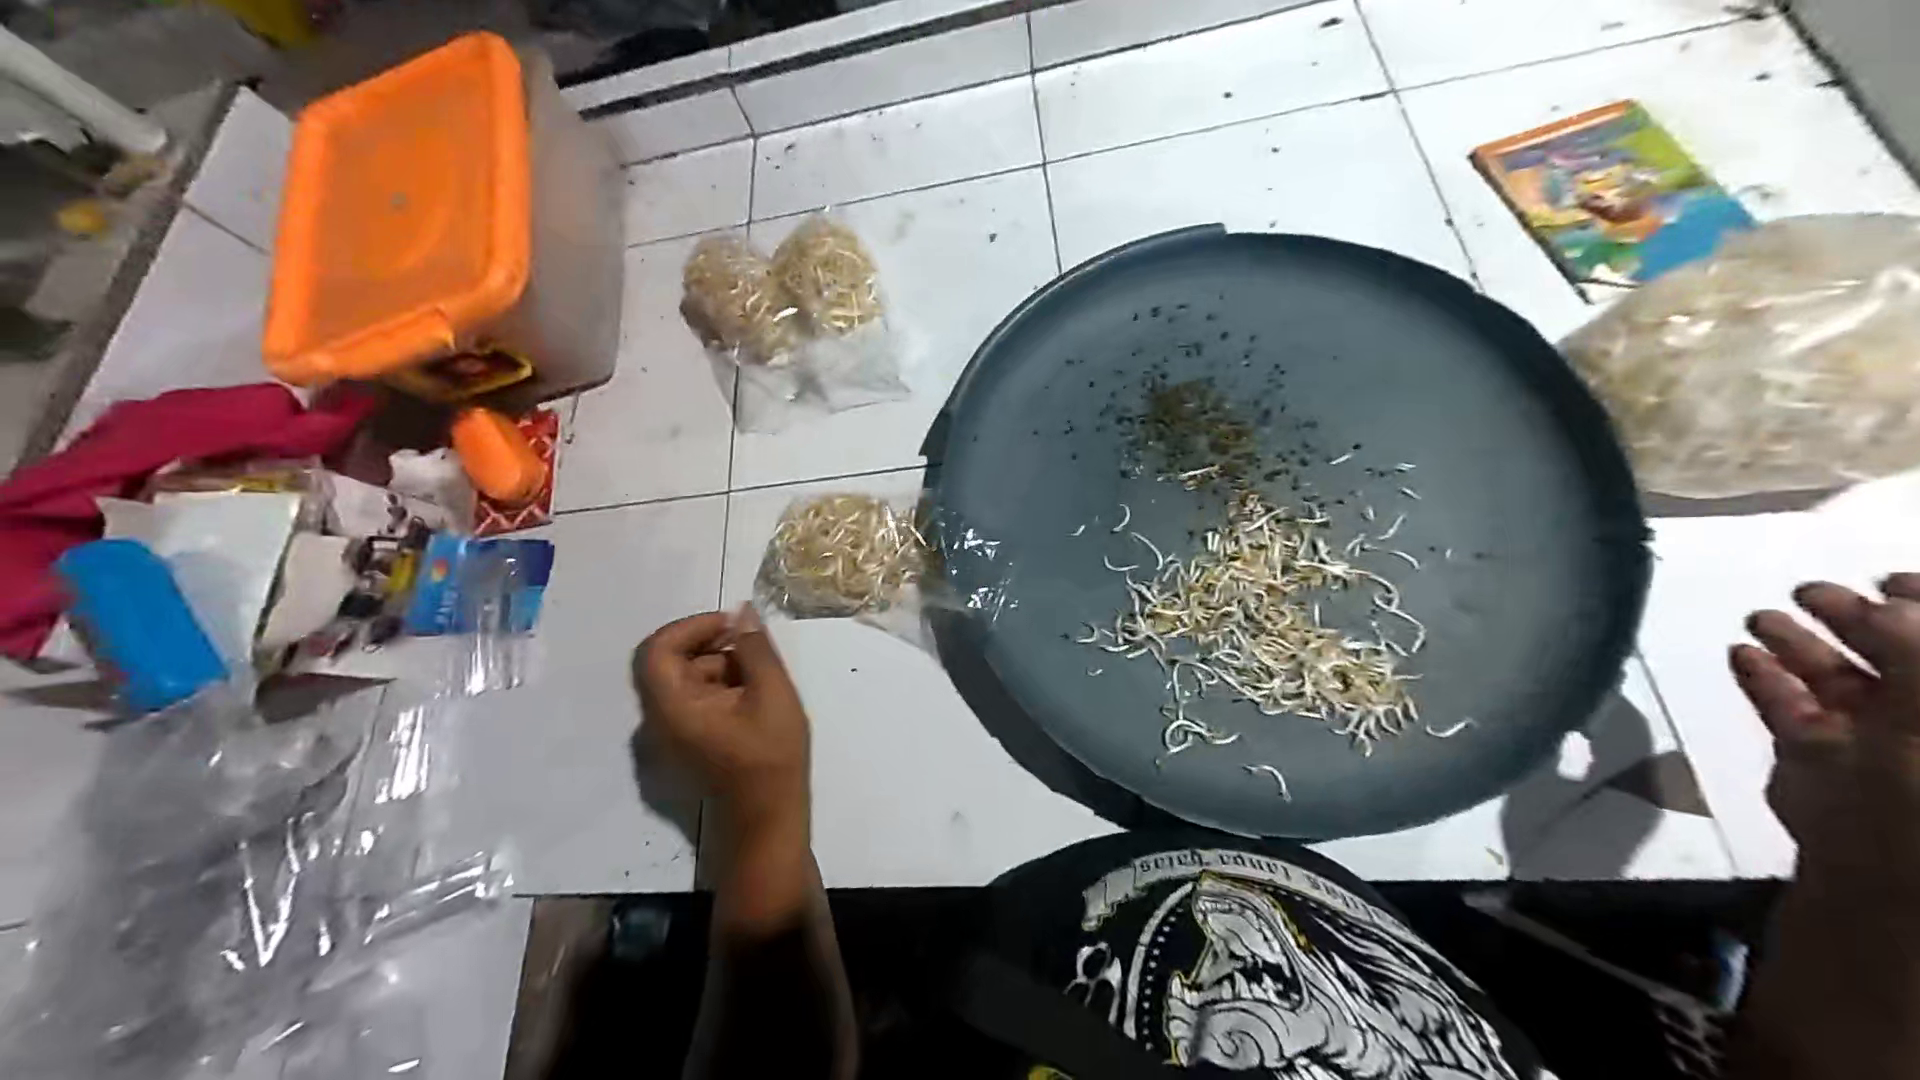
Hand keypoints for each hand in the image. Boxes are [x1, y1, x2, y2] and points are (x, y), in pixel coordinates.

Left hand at [636, 605, 809, 834]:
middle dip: (713, 646)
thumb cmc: (770, 757)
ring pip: (686, 679)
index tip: (732, 625)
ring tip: (762, 677)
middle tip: (754, 648)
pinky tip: (754, 698)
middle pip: (672, 661)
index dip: (693, 626)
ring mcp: (669, 734)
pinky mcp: (684, 742)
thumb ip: (755, 648)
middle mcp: (658, 719)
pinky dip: (720, 687)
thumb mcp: (773, 693)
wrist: (766, 819)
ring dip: (721, 666)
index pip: (657, 648)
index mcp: (672, 707)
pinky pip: (693, 700)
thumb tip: (743, 613)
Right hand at [1732, 575, 1919, 892]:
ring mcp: (1873, 739)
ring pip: (1834, 679)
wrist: (1890, 865)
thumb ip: (1915, 643)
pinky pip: (1785, 706)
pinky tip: (1740, 652)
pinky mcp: (1815, 753)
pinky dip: (1761, 678)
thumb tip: (1889, 599)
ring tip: (1762, 615)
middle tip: (1813, 590)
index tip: (1892, 576)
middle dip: (1856, 617)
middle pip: (1896, 654)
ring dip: (1797, 643)